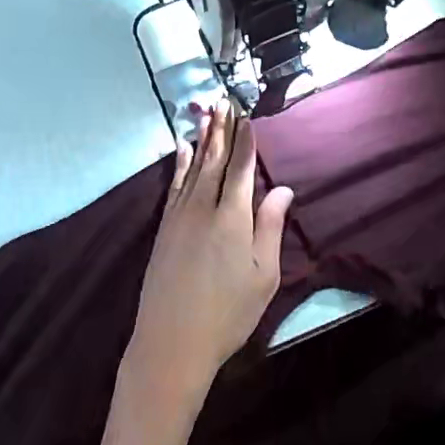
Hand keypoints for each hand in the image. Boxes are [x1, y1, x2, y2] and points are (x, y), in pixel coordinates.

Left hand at [127, 103, 294, 405]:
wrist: (171, 343)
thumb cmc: (227, 313)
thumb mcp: (263, 275)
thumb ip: (271, 227)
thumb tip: (281, 189)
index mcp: (231, 217)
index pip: (240, 168)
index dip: (245, 141)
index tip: (247, 116)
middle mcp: (202, 207)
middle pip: (214, 160)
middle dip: (221, 130)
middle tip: (225, 102)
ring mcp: (178, 216)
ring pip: (192, 168)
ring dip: (201, 139)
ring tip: (207, 114)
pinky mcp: (163, 229)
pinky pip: (174, 185)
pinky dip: (180, 164)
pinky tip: (182, 150)